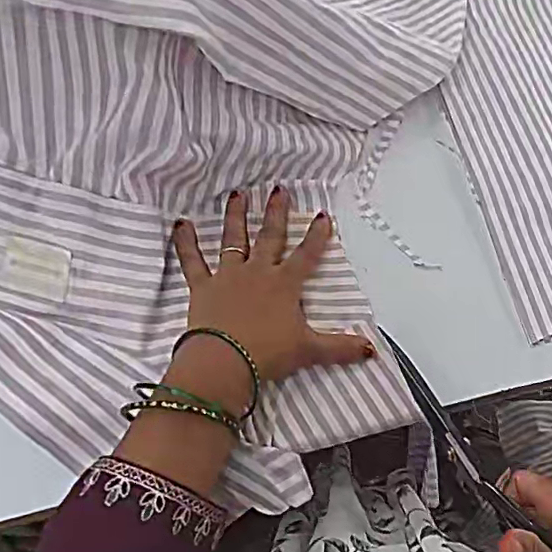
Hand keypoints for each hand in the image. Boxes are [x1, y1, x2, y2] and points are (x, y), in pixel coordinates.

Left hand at [173, 188, 376, 383]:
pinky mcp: (203, 287)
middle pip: (270, 237)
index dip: (316, 236)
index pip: (306, 255)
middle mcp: (258, 273)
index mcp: (285, 285)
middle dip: (276, 213)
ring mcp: (228, 277)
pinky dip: (185, 243)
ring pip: (233, 240)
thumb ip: (340, 348)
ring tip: (237, 195)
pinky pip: (192, 261)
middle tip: (278, 190)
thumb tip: (370, 351)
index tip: (321, 215)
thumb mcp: (309, 350)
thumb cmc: (268, 354)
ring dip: (235, 216)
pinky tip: (181, 224)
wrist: (225, 361)